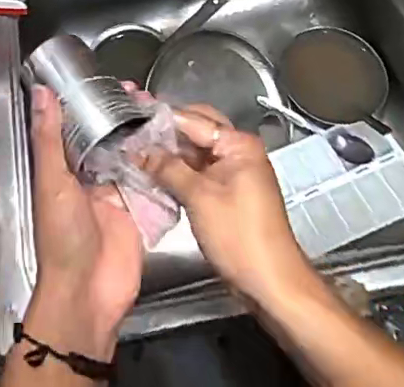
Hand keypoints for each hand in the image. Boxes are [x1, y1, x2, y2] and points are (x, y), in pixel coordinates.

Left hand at [25, 84, 142, 356]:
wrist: (87, 295)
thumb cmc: (62, 237)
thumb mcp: (52, 183)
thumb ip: (50, 138)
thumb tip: (41, 91)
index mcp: (67, 168)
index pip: (83, 126)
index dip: (98, 104)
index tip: (115, 82)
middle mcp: (93, 176)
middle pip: (112, 138)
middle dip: (127, 116)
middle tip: (146, 94)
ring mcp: (118, 193)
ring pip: (134, 155)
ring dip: (146, 135)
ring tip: (162, 110)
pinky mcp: (141, 211)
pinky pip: (152, 181)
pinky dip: (162, 163)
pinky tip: (175, 143)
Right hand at [139, 103, 310, 300]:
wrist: (271, 284)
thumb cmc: (239, 236)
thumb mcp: (198, 197)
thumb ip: (168, 168)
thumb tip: (140, 150)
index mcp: (238, 144)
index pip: (193, 119)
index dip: (162, 120)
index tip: (132, 120)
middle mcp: (239, 151)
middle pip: (196, 131)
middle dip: (166, 135)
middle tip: (134, 138)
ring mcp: (235, 172)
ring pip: (197, 153)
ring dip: (171, 155)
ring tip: (138, 155)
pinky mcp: (230, 192)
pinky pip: (201, 171)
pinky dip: (181, 172)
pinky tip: (157, 176)